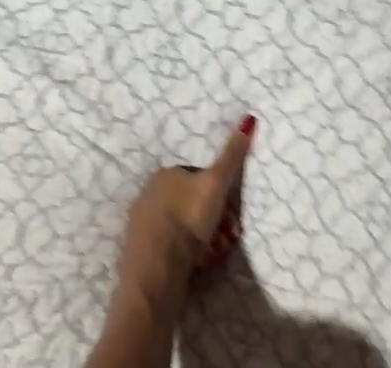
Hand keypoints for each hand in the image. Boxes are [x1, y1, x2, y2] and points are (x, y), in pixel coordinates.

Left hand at [115, 116, 255, 293]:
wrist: (156, 271)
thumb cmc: (188, 219)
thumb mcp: (217, 183)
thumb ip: (233, 154)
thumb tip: (249, 119)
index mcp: (165, 174)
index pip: (199, 176)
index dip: (220, 194)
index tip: (233, 213)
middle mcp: (149, 195)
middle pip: (193, 203)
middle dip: (215, 219)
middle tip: (230, 236)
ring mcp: (142, 225)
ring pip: (184, 226)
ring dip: (206, 238)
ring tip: (218, 253)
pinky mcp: (141, 253)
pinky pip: (172, 246)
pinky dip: (189, 252)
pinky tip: (201, 263)